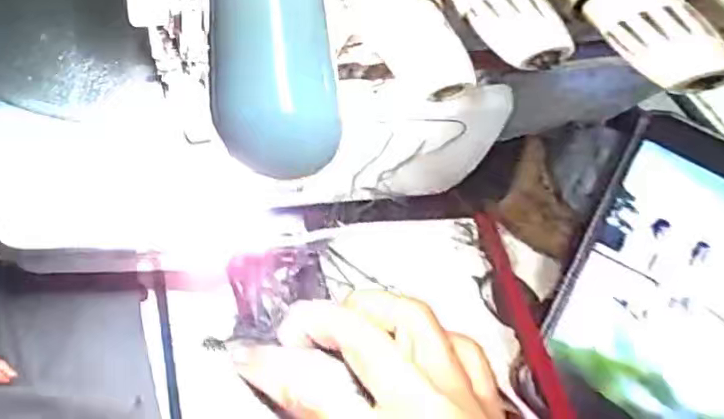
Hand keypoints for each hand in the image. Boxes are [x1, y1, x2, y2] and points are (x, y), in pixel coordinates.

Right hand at [232, 292, 502, 417]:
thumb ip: (318, 411)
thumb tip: (275, 382)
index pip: (314, 381)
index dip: (271, 362)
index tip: (248, 358)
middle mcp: (440, 409)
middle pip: (376, 321)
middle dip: (330, 315)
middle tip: (306, 335)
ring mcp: (475, 410)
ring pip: (426, 324)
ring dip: (383, 318)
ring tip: (357, 331)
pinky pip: (469, 359)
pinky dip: (437, 347)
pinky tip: (418, 361)